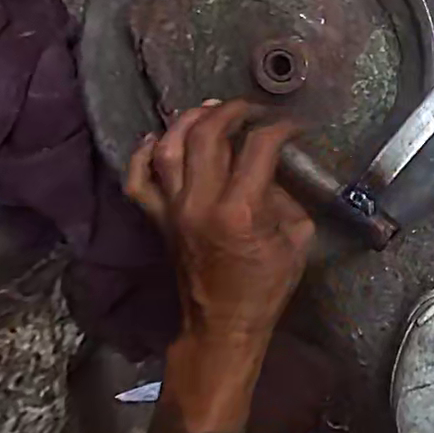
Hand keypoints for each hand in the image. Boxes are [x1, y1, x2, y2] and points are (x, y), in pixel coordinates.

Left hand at [126, 99, 315, 348]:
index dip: (279, 128)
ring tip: (209, 109)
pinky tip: (155, 137)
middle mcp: (200, 203)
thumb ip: (285, 198)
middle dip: (232, 112)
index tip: (293, 126)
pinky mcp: (157, 221)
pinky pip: (137, 181)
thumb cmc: (266, 286)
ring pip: (168, 149)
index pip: (258, 148)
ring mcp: (173, 211)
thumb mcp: (296, 239)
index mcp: (240, 211)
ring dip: (188, 120)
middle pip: (207, 136)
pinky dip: (141, 154)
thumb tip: (273, 170)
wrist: (222, 324)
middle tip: (251, 108)